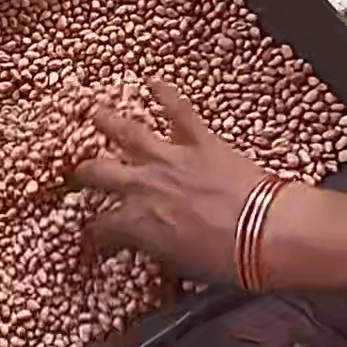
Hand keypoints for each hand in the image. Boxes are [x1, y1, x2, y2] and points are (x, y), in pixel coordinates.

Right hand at [74, 81, 269, 283]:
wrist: (264, 234)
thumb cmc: (227, 259)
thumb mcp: (181, 264)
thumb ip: (158, 247)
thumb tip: (154, 243)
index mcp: (136, 223)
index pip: (103, 226)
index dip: (97, 230)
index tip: (97, 233)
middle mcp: (142, 186)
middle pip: (99, 173)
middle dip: (86, 172)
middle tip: (82, 170)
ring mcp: (168, 159)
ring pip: (127, 133)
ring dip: (108, 121)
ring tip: (96, 113)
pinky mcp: (197, 141)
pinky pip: (177, 110)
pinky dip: (165, 94)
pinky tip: (154, 82)